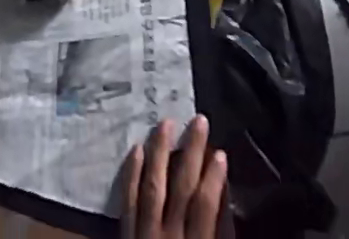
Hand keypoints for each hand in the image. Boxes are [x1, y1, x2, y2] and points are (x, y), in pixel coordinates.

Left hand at [122, 115, 228, 238]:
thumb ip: (218, 231)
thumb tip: (223, 194)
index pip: (204, 205)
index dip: (213, 178)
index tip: (220, 152)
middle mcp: (169, 234)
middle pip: (181, 187)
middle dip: (192, 152)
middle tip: (199, 120)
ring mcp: (144, 232)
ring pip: (152, 186)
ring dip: (159, 152)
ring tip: (166, 123)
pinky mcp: (125, 232)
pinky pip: (128, 201)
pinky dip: (132, 173)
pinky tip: (137, 149)